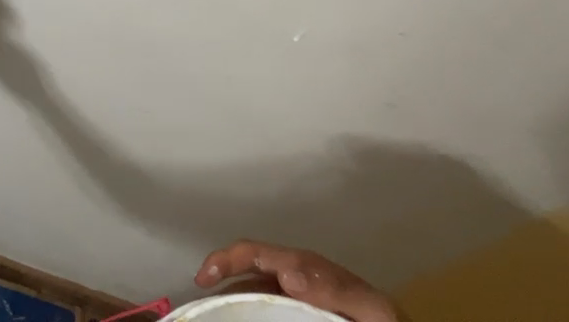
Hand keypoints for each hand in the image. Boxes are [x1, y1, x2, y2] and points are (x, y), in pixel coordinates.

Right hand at [195, 240, 400, 321]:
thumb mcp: (369, 309)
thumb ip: (333, 290)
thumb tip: (287, 274)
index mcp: (305, 267)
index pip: (256, 253)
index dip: (226, 259)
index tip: (203, 280)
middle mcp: (295, 276)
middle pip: (248, 268)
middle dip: (220, 278)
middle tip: (199, 303)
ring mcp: (296, 295)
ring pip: (253, 288)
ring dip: (231, 297)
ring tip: (212, 314)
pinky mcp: (298, 310)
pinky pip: (266, 305)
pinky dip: (248, 310)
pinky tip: (240, 319)